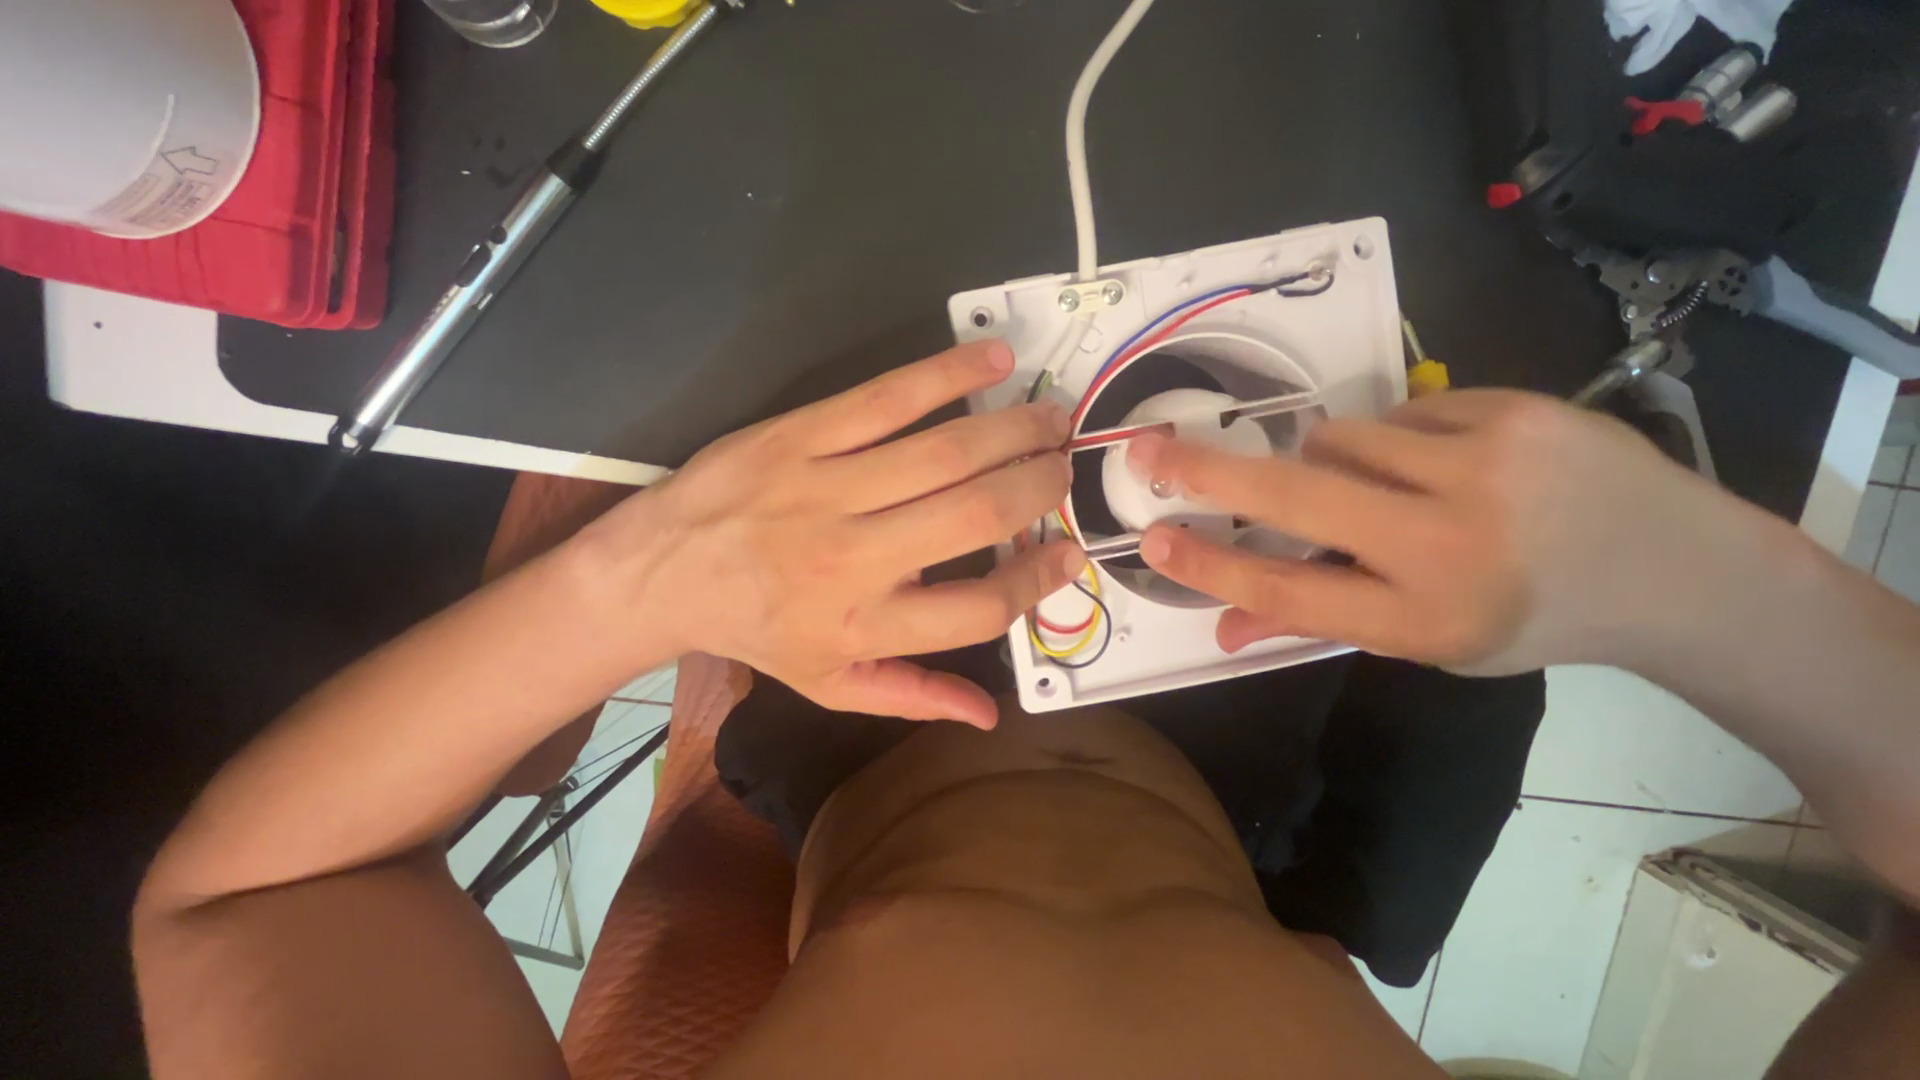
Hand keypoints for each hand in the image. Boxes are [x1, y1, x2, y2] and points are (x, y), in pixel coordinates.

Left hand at [575, 342, 1083, 726]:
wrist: (662, 572)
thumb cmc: (756, 630)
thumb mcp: (830, 683)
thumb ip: (912, 695)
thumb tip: (989, 714)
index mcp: (866, 627)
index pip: (981, 609)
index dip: (1039, 581)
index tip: (1068, 556)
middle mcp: (854, 559)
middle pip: (977, 517)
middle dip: (1040, 488)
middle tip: (1066, 468)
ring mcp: (826, 489)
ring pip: (944, 452)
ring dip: (1013, 430)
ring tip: (1051, 417)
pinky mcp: (799, 436)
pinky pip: (887, 398)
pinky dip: (948, 375)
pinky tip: (994, 360)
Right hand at [1125, 389, 1765, 674]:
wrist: (1680, 568)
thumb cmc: (1531, 617)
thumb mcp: (1428, 640)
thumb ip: (1323, 623)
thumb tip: (1223, 627)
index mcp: (1424, 618)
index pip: (1287, 593)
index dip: (1209, 566)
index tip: (1151, 539)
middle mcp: (1446, 545)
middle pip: (1293, 499)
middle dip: (1206, 472)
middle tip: (1147, 453)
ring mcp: (1481, 468)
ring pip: (1338, 441)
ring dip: (1329, 461)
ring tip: (1382, 486)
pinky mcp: (1507, 411)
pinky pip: (1398, 413)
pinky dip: (1394, 439)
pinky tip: (1443, 463)